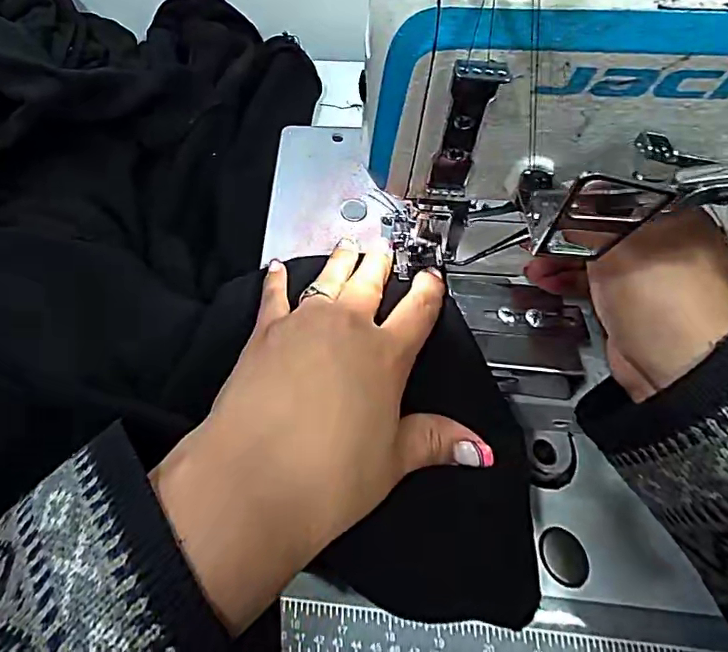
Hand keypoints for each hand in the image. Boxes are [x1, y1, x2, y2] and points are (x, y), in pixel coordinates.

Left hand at [149, 242, 492, 633]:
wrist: (252, 479)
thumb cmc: (324, 478)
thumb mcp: (392, 463)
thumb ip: (434, 442)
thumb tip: (475, 449)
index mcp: (385, 356)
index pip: (418, 310)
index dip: (428, 290)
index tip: (431, 277)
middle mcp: (347, 328)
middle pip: (371, 282)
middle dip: (381, 264)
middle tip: (385, 251)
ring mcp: (305, 323)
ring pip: (330, 277)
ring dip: (341, 261)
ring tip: (349, 247)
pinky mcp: (267, 331)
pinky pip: (275, 293)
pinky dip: (278, 279)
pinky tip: (278, 269)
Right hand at [524, 209, 727, 401]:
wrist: (678, 373)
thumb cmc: (672, 309)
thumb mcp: (619, 250)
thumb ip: (589, 225)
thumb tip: (569, 210)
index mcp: (681, 224)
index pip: (625, 198)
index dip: (589, 200)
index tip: (561, 204)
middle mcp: (668, 250)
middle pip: (607, 229)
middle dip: (568, 233)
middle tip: (543, 232)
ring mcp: (651, 279)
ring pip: (598, 258)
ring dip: (562, 258)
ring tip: (538, 260)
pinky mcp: (634, 305)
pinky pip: (596, 283)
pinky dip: (571, 279)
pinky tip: (549, 278)